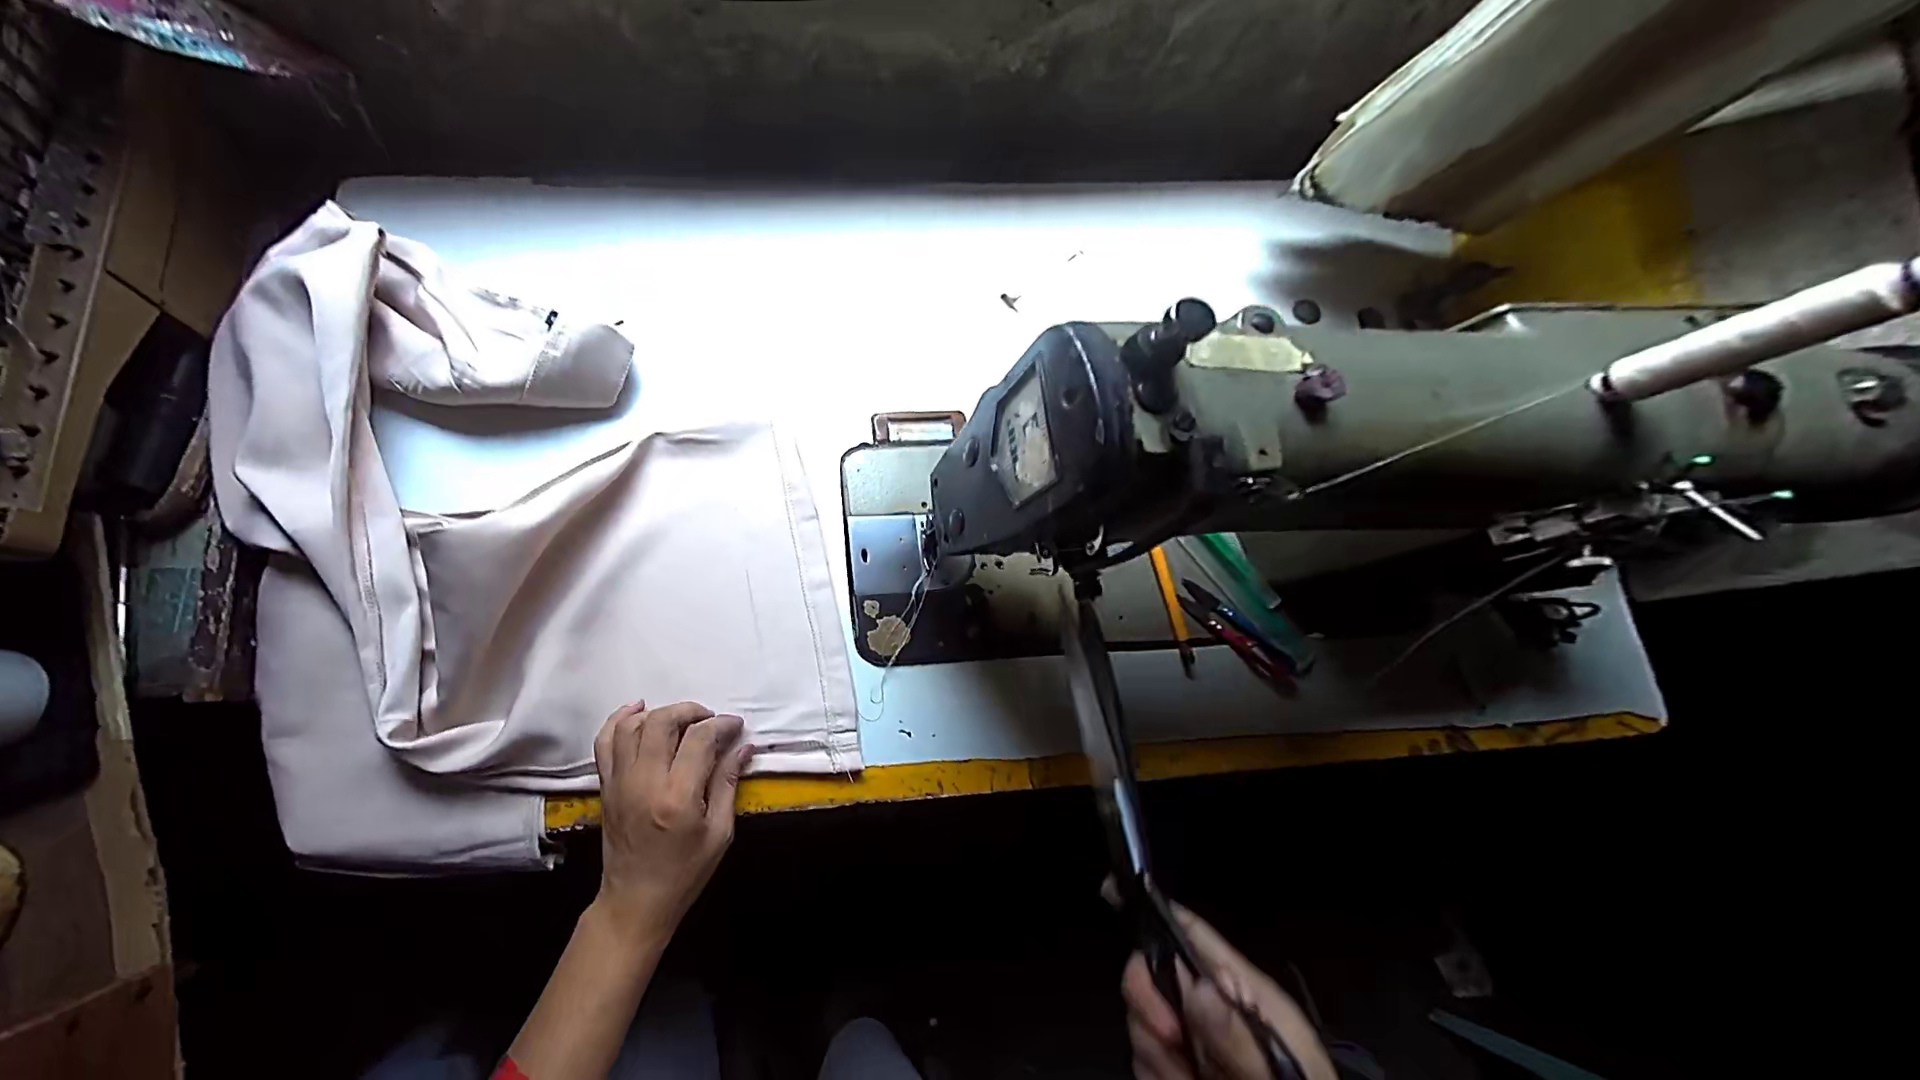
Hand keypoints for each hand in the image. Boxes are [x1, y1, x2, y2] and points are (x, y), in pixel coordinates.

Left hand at [590, 700, 753, 939]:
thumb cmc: (685, 871)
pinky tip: (639, 710)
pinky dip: (620, 719)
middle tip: (711, 721)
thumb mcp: (720, 832)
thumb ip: (728, 783)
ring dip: (661, 713)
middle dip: (692, 711)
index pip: (699, 739)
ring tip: (683, 720)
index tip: (736, 727)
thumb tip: (743, 746)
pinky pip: (605, 741)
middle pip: (662, 722)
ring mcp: (619, 783)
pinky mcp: (605, 786)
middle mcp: (644, 783)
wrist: (634, 902)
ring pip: (633, 726)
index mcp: (677, 798)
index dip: (721, 724)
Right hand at [1121, 906, 1337, 1079]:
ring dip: (1152, 1049)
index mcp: (1244, 990)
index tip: (1111, 891)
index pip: (1191, 931)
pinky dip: (1153, 1072)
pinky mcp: (1181, 1069)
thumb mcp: (1283, 1070)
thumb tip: (1196, 987)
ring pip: (1142, 1015)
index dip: (1154, 908)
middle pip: (1153, 969)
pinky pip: (1144, 1055)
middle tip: (1171, 1043)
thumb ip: (1239, 1033)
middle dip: (1146, 1001)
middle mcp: (1214, 1006)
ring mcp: (1196, 1040)